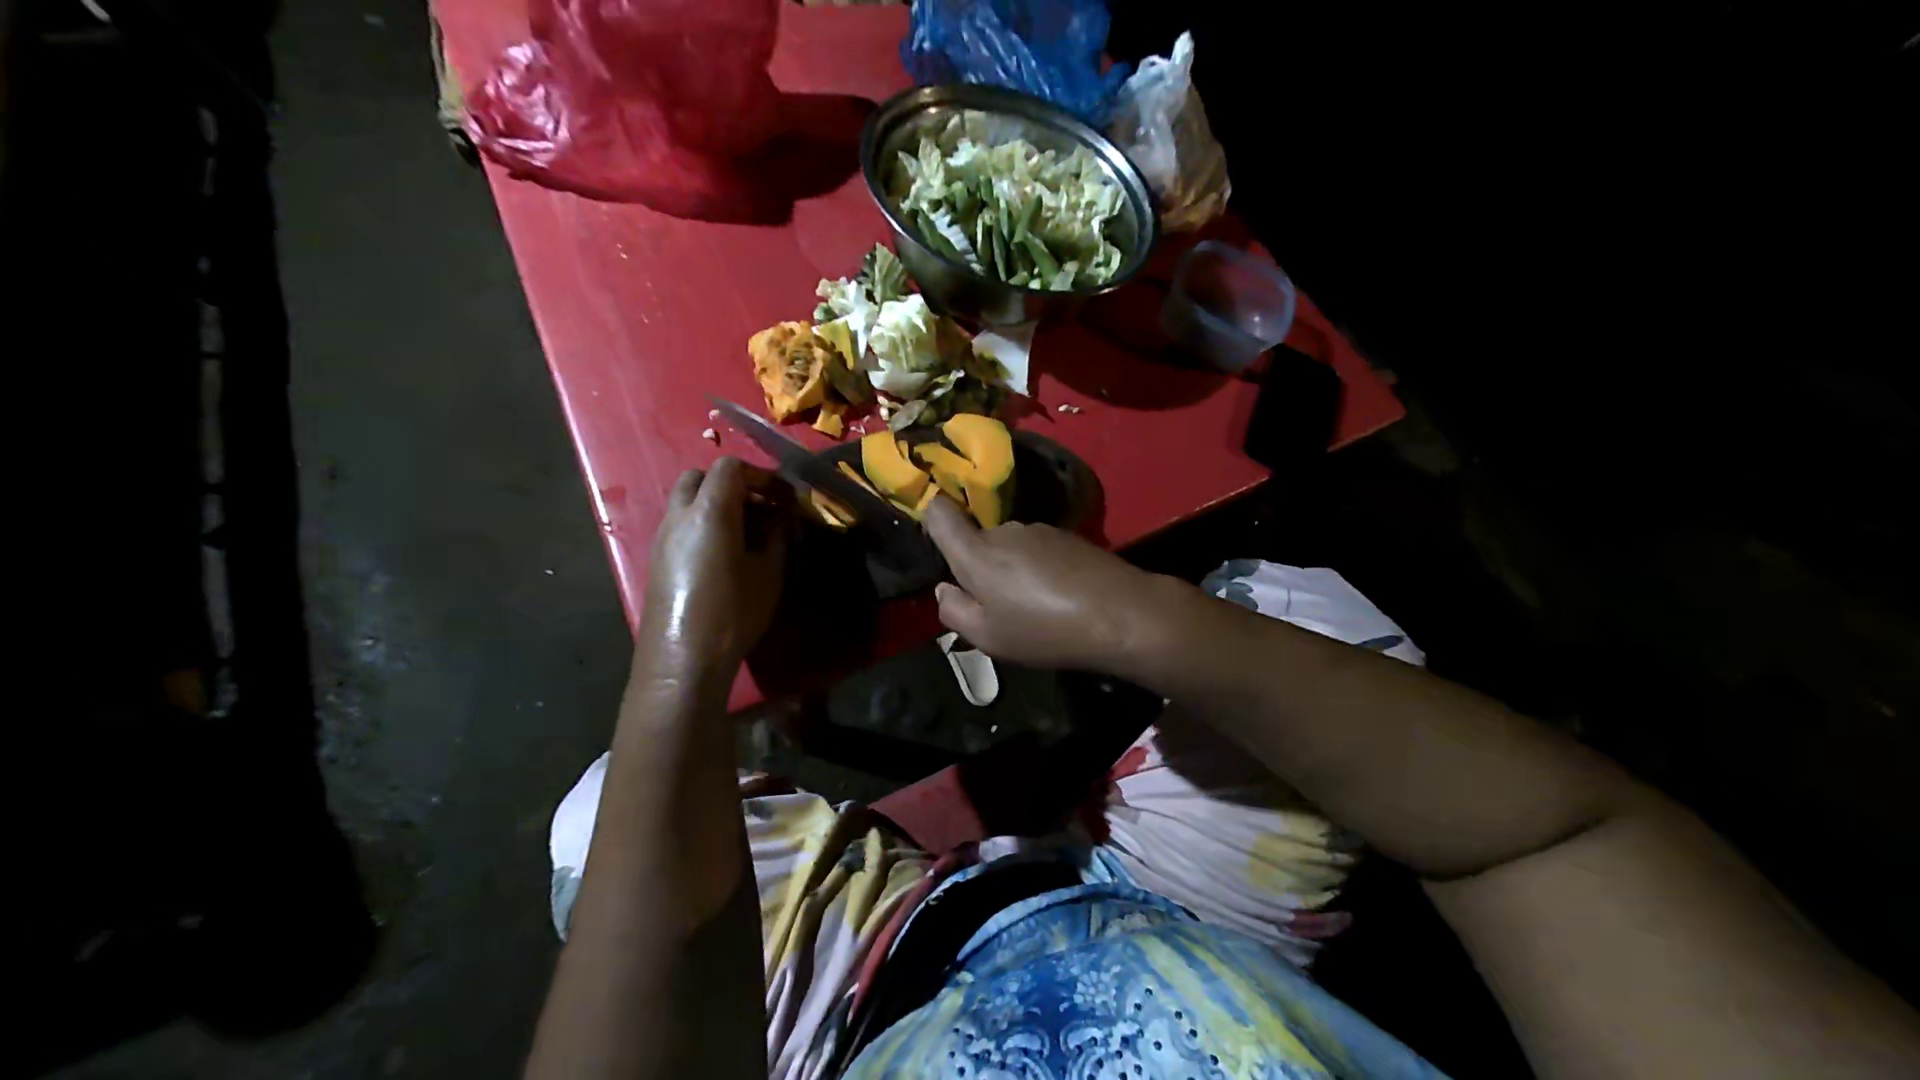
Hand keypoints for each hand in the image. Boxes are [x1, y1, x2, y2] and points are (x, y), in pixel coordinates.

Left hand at [641, 458, 789, 677]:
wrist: (683, 658)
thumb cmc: (733, 613)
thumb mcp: (768, 573)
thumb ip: (777, 535)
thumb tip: (782, 515)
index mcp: (709, 512)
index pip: (729, 468)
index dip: (759, 474)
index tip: (782, 495)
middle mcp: (679, 515)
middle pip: (701, 476)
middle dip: (733, 483)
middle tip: (762, 506)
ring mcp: (662, 536)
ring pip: (687, 498)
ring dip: (716, 501)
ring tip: (747, 529)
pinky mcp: (657, 556)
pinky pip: (680, 521)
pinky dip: (702, 520)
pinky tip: (725, 550)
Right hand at [922, 497, 1171, 671]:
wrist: (1120, 614)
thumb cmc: (1044, 630)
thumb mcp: (988, 637)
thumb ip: (954, 611)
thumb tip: (944, 589)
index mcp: (977, 553)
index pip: (941, 514)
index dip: (933, 521)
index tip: (940, 548)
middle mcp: (1005, 532)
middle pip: (978, 540)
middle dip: (980, 567)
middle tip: (998, 607)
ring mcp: (1039, 530)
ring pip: (1010, 547)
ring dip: (1013, 571)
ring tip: (1034, 607)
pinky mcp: (1068, 536)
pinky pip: (1038, 550)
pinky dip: (1039, 569)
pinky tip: (1059, 597)